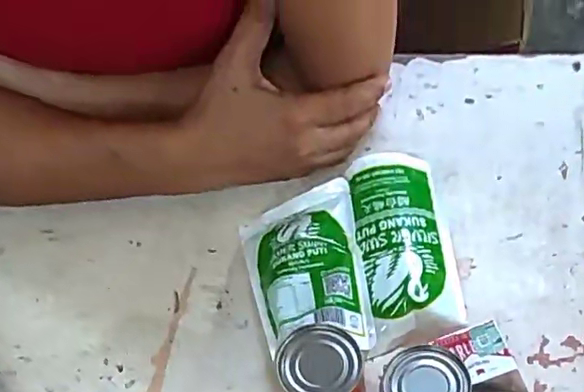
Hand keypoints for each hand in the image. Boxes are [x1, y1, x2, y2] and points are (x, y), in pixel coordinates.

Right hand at [179, 0, 386, 186]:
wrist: (200, 158)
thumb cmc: (217, 113)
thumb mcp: (236, 64)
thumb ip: (256, 26)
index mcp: (297, 117)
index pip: (345, 104)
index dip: (367, 91)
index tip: (383, 79)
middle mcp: (306, 144)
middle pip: (351, 131)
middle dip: (369, 113)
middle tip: (380, 95)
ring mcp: (301, 164)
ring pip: (343, 151)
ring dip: (358, 133)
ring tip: (368, 115)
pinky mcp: (293, 174)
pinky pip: (329, 162)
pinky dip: (343, 149)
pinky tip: (344, 138)